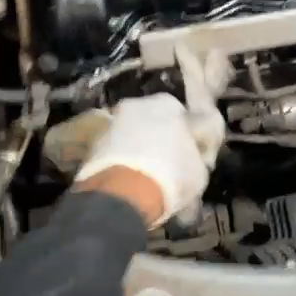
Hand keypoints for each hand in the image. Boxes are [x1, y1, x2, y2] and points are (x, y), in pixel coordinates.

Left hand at [74, 50, 228, 225]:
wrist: (123, 192)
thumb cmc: (171, 175)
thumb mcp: (200, 171)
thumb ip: (198, 158)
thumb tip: (196, 159)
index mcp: (170, 103)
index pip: (190, 120)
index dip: (195, 142)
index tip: (196, 160)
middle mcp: (140, 103)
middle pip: (158, 123)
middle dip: (164, 141)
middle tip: (171, 167)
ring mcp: (115, 120)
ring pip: (134, 135)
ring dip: (140, 150)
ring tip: (147, 177)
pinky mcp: (95, 140)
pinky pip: (117, 150)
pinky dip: (122, 161)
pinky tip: (129, 181)